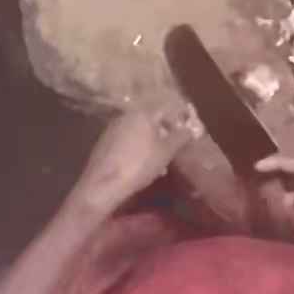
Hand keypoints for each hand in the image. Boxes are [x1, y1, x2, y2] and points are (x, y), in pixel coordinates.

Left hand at [72, 108, 191, 210]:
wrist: (103, 184)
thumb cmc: (139, 165)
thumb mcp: (166, 152)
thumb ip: (180, 137)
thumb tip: (189, 128)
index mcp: (142, 114)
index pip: (166, 109)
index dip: (178, 120)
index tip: (186, 134)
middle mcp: (126, 116)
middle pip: (151, 119)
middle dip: (163, 132)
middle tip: (172, 149)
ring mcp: (113, 128)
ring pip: (138, 130)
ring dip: (150, 141)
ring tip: (157, 160)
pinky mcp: (104, 142)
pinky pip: (126, 139)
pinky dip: (136, 147)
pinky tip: (138, 163)